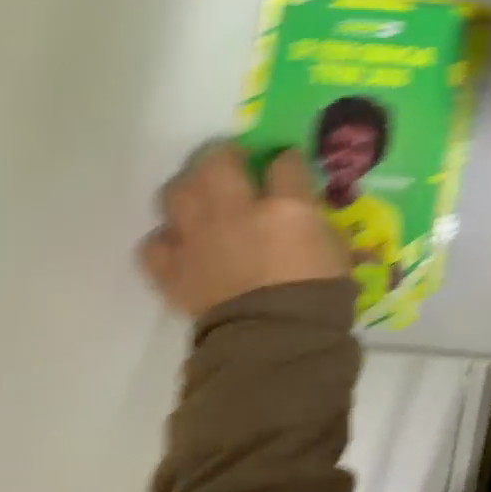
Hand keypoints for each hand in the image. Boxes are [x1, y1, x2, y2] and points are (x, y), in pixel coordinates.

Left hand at [140, 144, 348, 317]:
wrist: (277, 338)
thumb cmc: (320, 289)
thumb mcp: (335, 244)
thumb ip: (314, 220)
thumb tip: (305, 209)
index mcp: (286, 206)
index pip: (284, 162)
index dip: (287, 158)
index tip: (288, 162)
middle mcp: (236, 213)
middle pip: (217, 163)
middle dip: (226, 154)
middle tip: (234, 158)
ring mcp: (198, 241)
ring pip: (178, 193)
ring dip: (190, 186)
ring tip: (203, 190)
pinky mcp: (172, 270)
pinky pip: (155, 242)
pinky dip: (167, 236)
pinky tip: (183, 240)